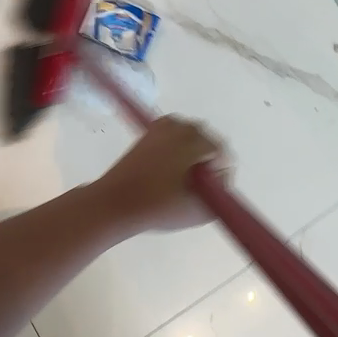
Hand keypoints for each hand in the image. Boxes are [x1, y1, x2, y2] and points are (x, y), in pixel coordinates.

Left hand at [89, 117, 222, 232]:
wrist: (115, 202)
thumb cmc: (159, 206)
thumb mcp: (199, 210)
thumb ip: (220, 196)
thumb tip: (220, 186)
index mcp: (195, 141)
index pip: (222, 153)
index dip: (219, 174)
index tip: (208, 191)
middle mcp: (181, 126)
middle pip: (207, 140)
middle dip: (207, 160)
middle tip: (198, 185)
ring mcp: (162, 127)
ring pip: (190, 135)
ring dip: (192, 152)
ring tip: (182, 178)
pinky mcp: (148, 133)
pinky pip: (172, 134)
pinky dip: (176, 146)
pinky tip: (169, 166)